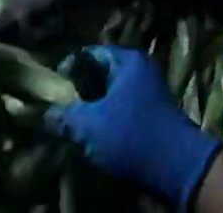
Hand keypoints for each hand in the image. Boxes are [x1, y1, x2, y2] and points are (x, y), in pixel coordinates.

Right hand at [45, 46, 221, 210]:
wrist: (177, 169)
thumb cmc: (131, 136)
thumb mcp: (90, 126)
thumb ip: (64, 116)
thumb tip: (45, 113)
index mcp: (128, 60)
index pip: (91, 54)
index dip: (69, 68)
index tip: (52, 88)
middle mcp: (140, 70)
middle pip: (101, 74)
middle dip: (79, 92)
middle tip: (58, 109)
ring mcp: (148, 92)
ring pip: (110, 96)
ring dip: (92, 110)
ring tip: (72, 126)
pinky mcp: (151, 115)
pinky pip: (122, 111)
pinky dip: (107, 121)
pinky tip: (92, 137)